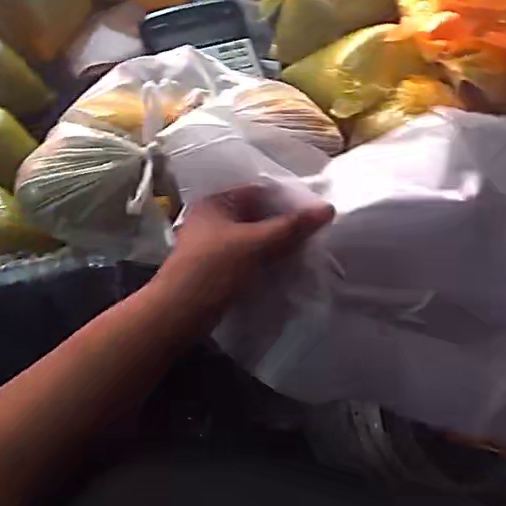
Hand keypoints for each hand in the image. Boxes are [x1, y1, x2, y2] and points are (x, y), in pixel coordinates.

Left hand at [149, 184, 334, 327]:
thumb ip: (292, 227)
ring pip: (252, 238)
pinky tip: (282, 268)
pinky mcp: (214, 269)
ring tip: (303, 250)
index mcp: (215, 203)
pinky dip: (263, 260)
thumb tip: (327, 209)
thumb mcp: (257, 244)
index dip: (287, 199)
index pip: (259, 191)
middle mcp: (210, 219)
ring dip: (275, 244)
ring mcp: (211, 245)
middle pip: (256, 215)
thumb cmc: (214, 270)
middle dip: (283, 224)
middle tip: (314, 232)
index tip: (315, 212)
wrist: (178, 314)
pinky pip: (246, 257)